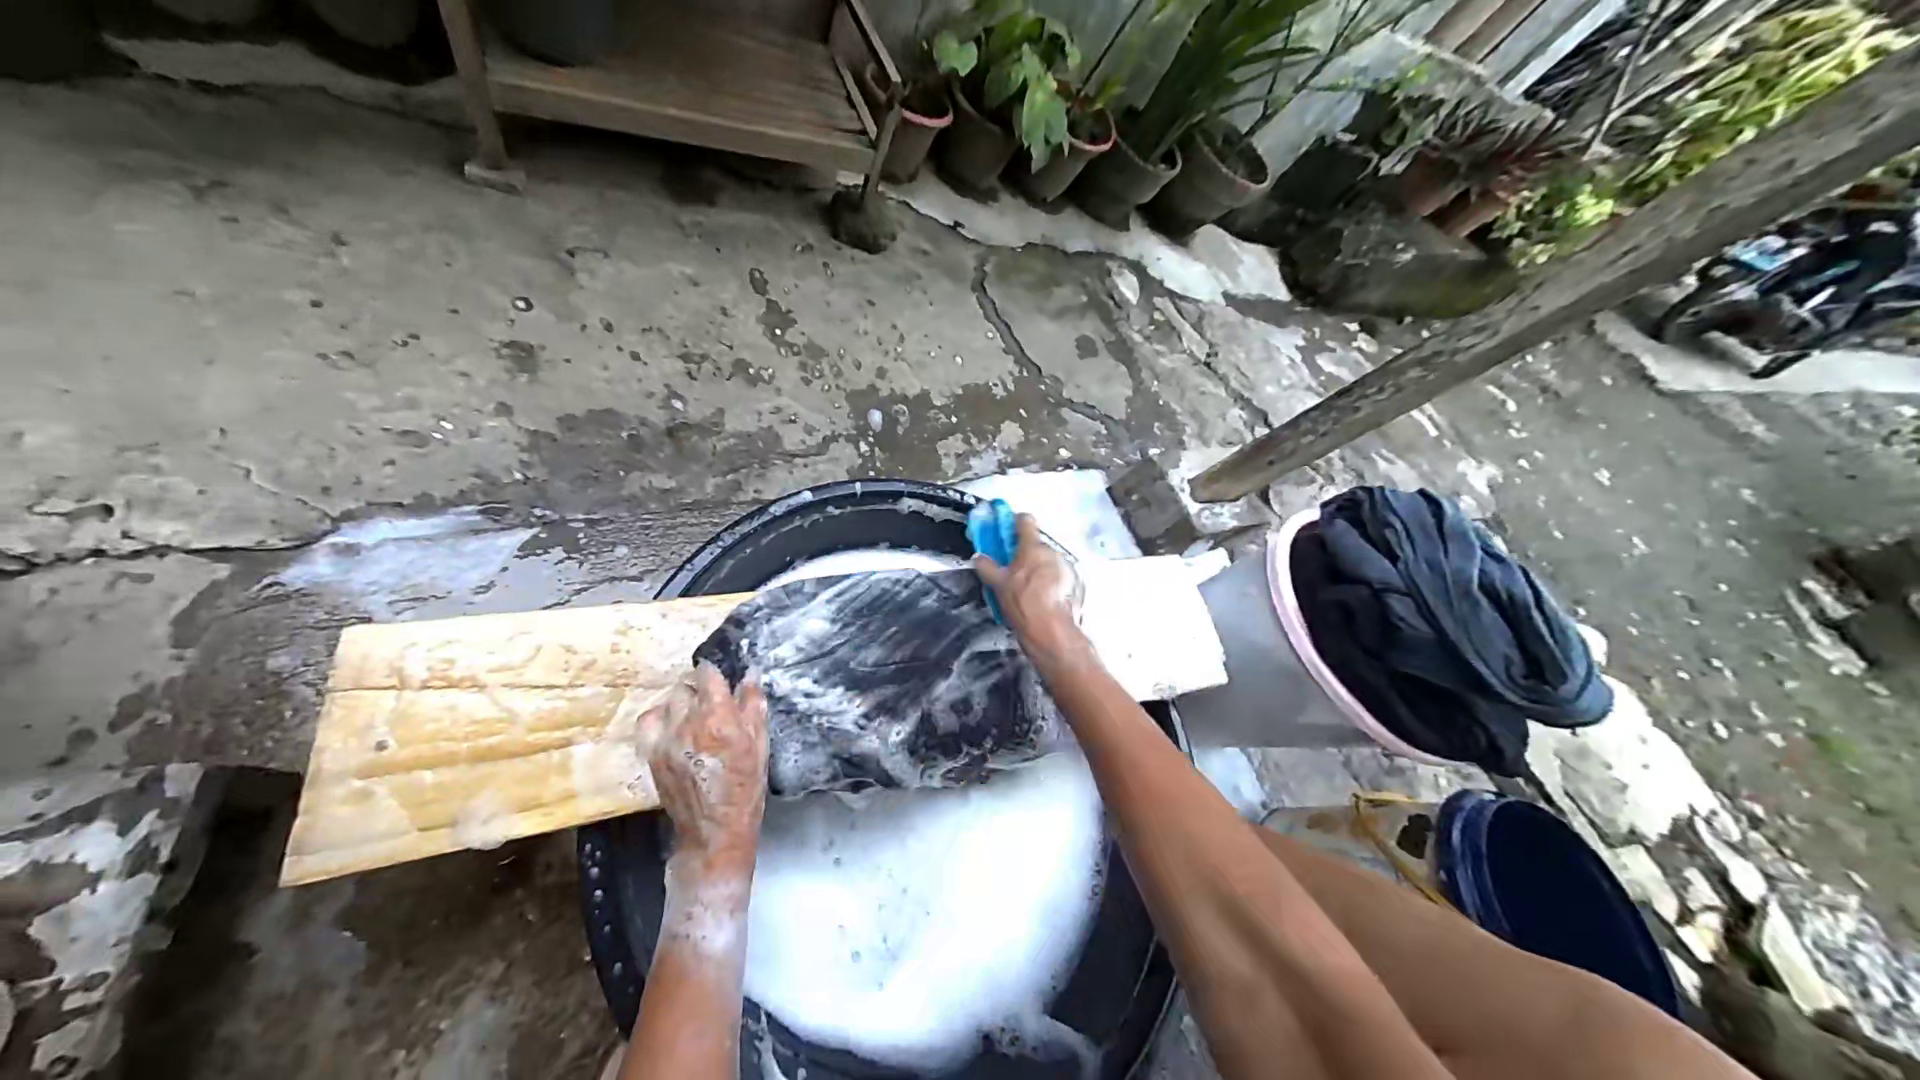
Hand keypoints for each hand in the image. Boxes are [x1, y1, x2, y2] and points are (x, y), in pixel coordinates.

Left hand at [646, 663, 768, 869]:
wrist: (715, 829)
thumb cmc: (745, 785)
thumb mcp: (759, 743)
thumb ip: (753, 705)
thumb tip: (750, 675)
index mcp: (718, 717)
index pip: (707, 673)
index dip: (714, 671)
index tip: (719, 676)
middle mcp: (687, 722)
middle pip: (686, 686)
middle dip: (699, 689)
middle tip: (712, 702)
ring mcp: (665, 738)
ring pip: (668, 701)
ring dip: (681, 703)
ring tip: (693, 716)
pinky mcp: (651, 753)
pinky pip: (648, 721)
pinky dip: (659, 717)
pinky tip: (672, 726)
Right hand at [971, 513, 1089, 669]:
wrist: (1051, 631)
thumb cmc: (1024, 604)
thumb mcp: (997, 585)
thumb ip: (987, 567)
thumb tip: (979, 558)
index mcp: (1033, 547)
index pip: (1024, 520)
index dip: (1013, 522)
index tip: (1005, 529)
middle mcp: (1053, 553)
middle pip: (1036, 544)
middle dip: (1024, 553)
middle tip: (1010, 567)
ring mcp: (1067, 568)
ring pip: (1048, 562)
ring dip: (1038, 569)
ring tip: (1025, 588)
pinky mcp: (1076, 584)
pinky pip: (1059, 577)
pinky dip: (1050, 583)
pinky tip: (1040, 598)